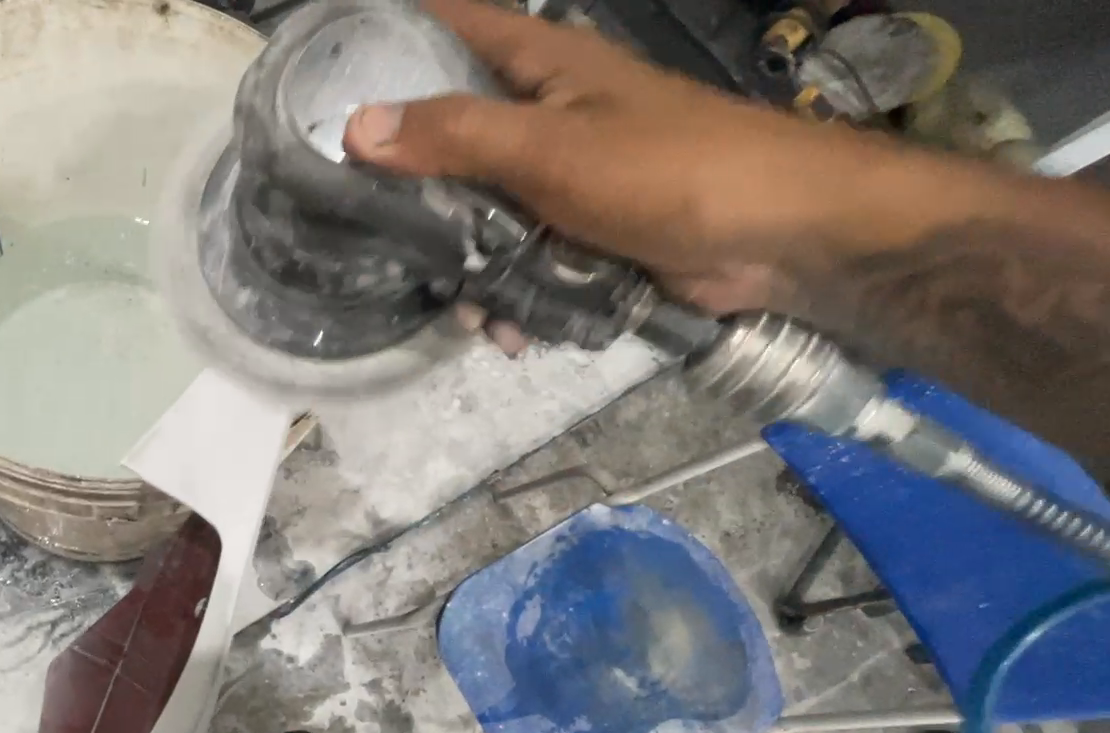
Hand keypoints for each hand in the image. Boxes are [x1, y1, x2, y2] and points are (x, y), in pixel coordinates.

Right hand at [342, 1, 991, 317]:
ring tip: (461, 305)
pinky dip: (507, 293)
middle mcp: (543, 116)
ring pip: (477, 210)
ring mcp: (557, 179)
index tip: (332, 68)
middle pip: (449, 133)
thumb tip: (357, 126)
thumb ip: (455, 136)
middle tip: (362, 215)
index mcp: (542, 67)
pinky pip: (515, 258)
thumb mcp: (549, 149)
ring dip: (462, 261)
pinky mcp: (574, 233)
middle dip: (408, 178)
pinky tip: (506, 326)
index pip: (454, 24)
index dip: (394, 32)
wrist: (776, 237)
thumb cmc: (667, 169)